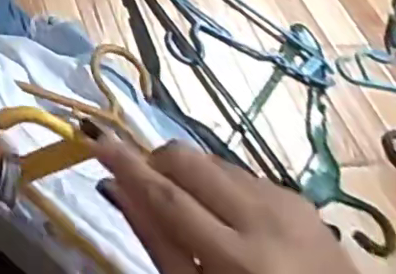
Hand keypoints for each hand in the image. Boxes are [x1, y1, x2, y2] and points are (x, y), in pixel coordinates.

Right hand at [84, 127, 360, 273]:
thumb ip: (157, 242)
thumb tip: (114, 185)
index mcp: (238, 260)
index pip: (166, 195)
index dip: (127, 163)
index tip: (94, 135)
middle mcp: (264, 221)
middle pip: (187, 160)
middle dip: (156, 161)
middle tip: (143, 183)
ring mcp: (288, 204)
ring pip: (211, 160)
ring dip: (189, 175)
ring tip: (192, 210)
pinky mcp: (301, 199)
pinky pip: (241, 173)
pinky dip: (221, 185)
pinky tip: (228, 218)